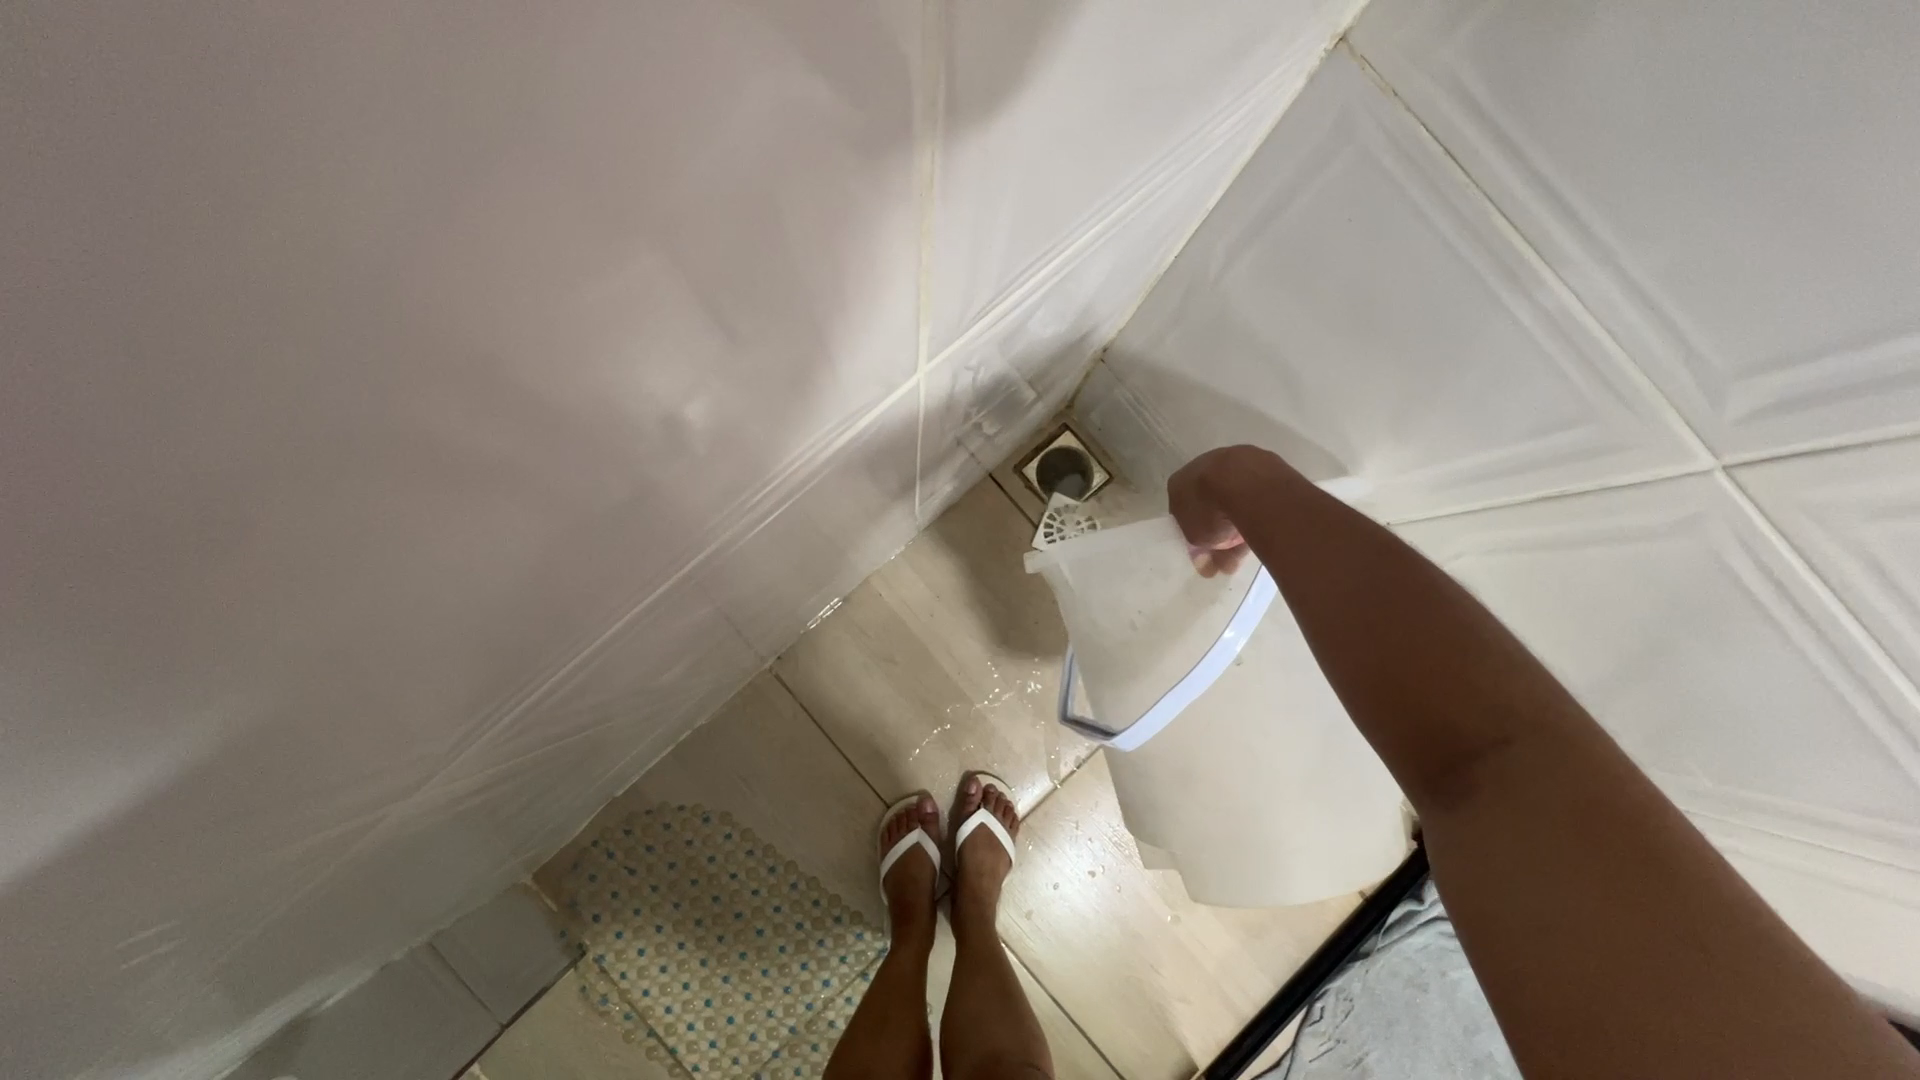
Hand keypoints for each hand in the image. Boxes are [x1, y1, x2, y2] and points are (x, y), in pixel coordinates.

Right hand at [1167, 445, 1284, 577]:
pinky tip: (1266, 525)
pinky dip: (1258, 506)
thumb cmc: (1209, 511)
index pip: (1182, 509)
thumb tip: (1206, 565)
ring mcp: (1233, 459)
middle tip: (1232, 552)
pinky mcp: (1262, 459)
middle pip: (1210, 500)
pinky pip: (1256, 490)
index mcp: (1178, 482)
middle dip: (1220, 527)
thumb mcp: (1197, 540)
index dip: (1193, 529)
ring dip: (1241, 518)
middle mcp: (1202, 465)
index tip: (1205, 547)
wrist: (1246, 483)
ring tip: (1253, 546)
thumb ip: (1200, 551)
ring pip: (1236, 494)